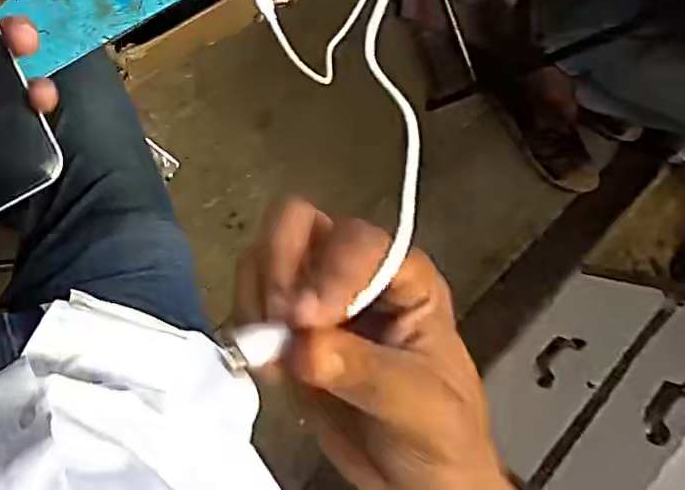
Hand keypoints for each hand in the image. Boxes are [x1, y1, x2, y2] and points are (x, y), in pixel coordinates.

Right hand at [235, 198, 504, 489]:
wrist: (416, 482)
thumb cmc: (440, 437)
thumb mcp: (420, 408)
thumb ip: (362, 371)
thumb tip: (302, 346)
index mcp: (401, 274)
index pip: (357, 241)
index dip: (329, 270)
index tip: (305, 320)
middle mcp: (350, 266)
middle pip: (296, 221)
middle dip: (278, 264)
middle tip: (279, 320)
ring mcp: (311, 284)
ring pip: (263, 252)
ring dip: (257, 297)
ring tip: (274, 353)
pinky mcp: (281, 313)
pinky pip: (246, 292)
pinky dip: (245, 321)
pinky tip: (268, 364)